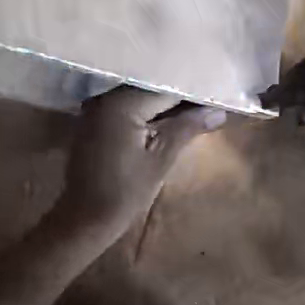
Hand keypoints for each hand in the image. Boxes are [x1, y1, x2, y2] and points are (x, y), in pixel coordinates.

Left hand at [52, 86, 224, 238]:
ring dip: (165, 104)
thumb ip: (187, 128)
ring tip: (197, 108)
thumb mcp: (161, 160)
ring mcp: (96, 109)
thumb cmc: (126, 192)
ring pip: (140, 97)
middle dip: (180, 95)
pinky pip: (127, 108)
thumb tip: (218, 111)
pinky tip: (169, 120)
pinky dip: (148, 112)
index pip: (165, 87)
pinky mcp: (94, 121)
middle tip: (211, 101)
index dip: (193, 91)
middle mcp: (105, 98)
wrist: (86, 218)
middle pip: (151, 88)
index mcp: (121, 104)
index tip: (217, 95)